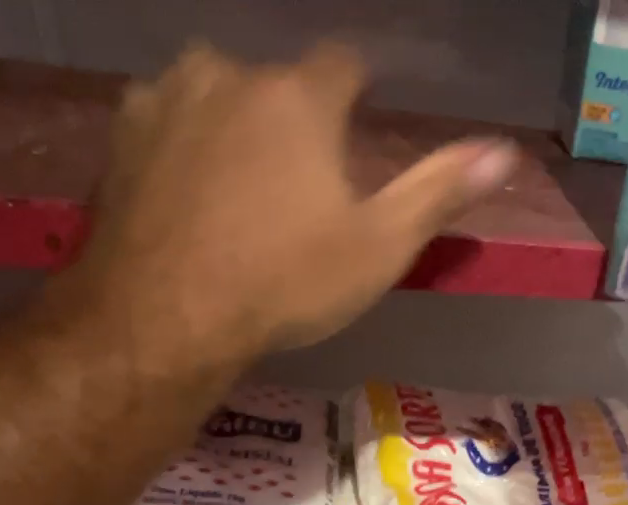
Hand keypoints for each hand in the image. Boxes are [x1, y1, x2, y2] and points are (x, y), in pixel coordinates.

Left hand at [59, 43, 518, 369]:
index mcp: (299, 97)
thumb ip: (439, 190)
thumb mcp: (380, 246)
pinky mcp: (121, 132)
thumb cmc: (287, 282)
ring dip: (236, 125)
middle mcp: (229, 74)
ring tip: (244, 192)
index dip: (358, 95)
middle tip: (300, 188)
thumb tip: (505, 151)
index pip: (344, 63)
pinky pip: (167, 120)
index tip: (360, 132)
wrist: (165, 317)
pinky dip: (186, 145)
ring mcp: (166, 97)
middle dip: (293, 119)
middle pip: (277, 82)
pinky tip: (192, 197)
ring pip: (217, 93)